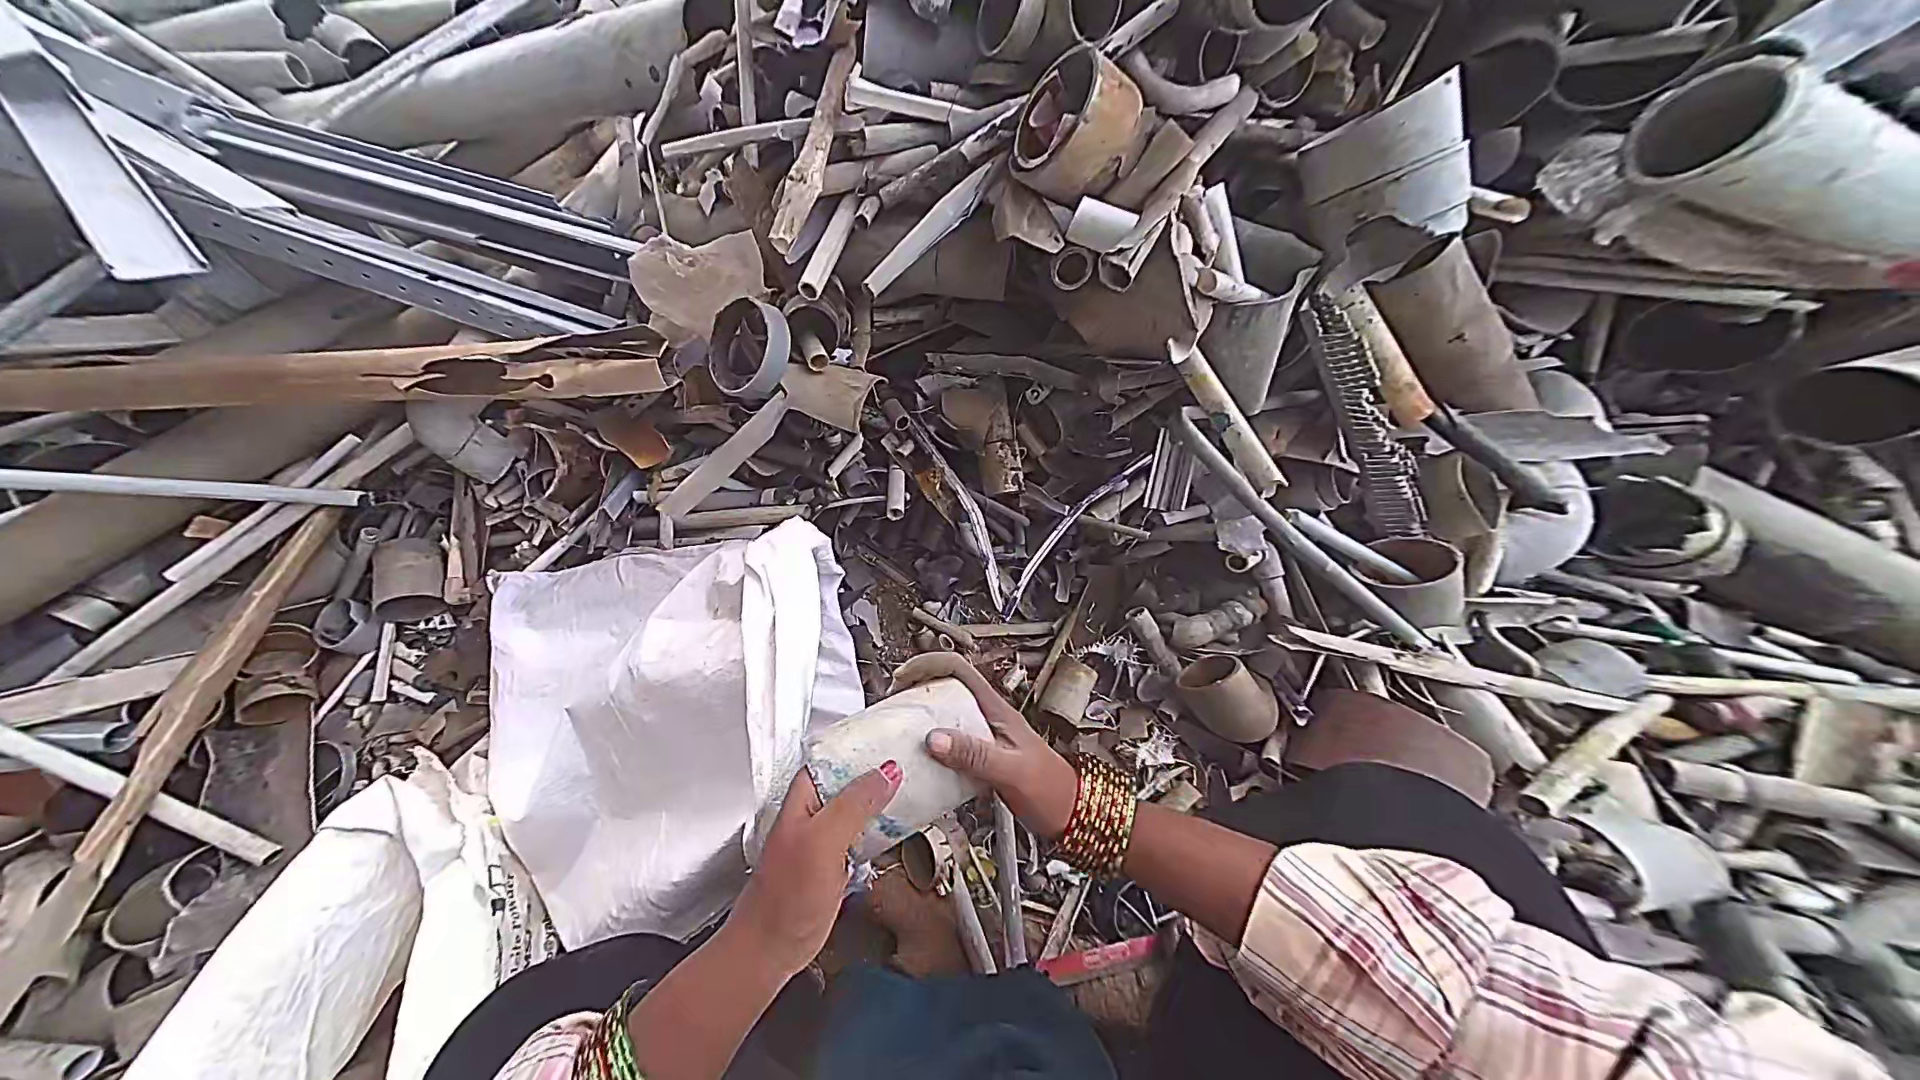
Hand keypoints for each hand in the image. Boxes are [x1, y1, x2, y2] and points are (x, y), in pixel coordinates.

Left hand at [730, 764, 900, 976]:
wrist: (770, 950)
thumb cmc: (783, 898)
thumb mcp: (822, 841)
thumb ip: (854, 804)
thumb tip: (886, 772)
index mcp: (805, 796)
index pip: (838, 754)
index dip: (865, 744)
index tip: (896, 737)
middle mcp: (816, 810)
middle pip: (853, 778)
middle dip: (881, 770)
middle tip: (914, 759)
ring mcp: (828, 835)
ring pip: (863, 805)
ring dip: (886, 798)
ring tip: (916, 784)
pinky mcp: (839, 859)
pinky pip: (867, 832)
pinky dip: (885, 826)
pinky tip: (903, 823)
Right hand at [892, 652, 1079, 839]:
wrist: (1071, 816)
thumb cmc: (1051, 790)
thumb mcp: (1011, 770)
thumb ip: (975, 754)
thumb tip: (934, 738)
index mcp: (997, 710)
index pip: (960, 671)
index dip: (930, 666)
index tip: (903, 677)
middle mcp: (988, 719)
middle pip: (947, 692)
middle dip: (919, 693)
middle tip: (893, 708)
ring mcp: (985, 739)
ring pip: (947, 719)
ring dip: (923, 723)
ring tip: (899, 734)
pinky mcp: (982, 760)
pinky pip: (950, 747)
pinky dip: (933, 751)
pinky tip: (921, 766)